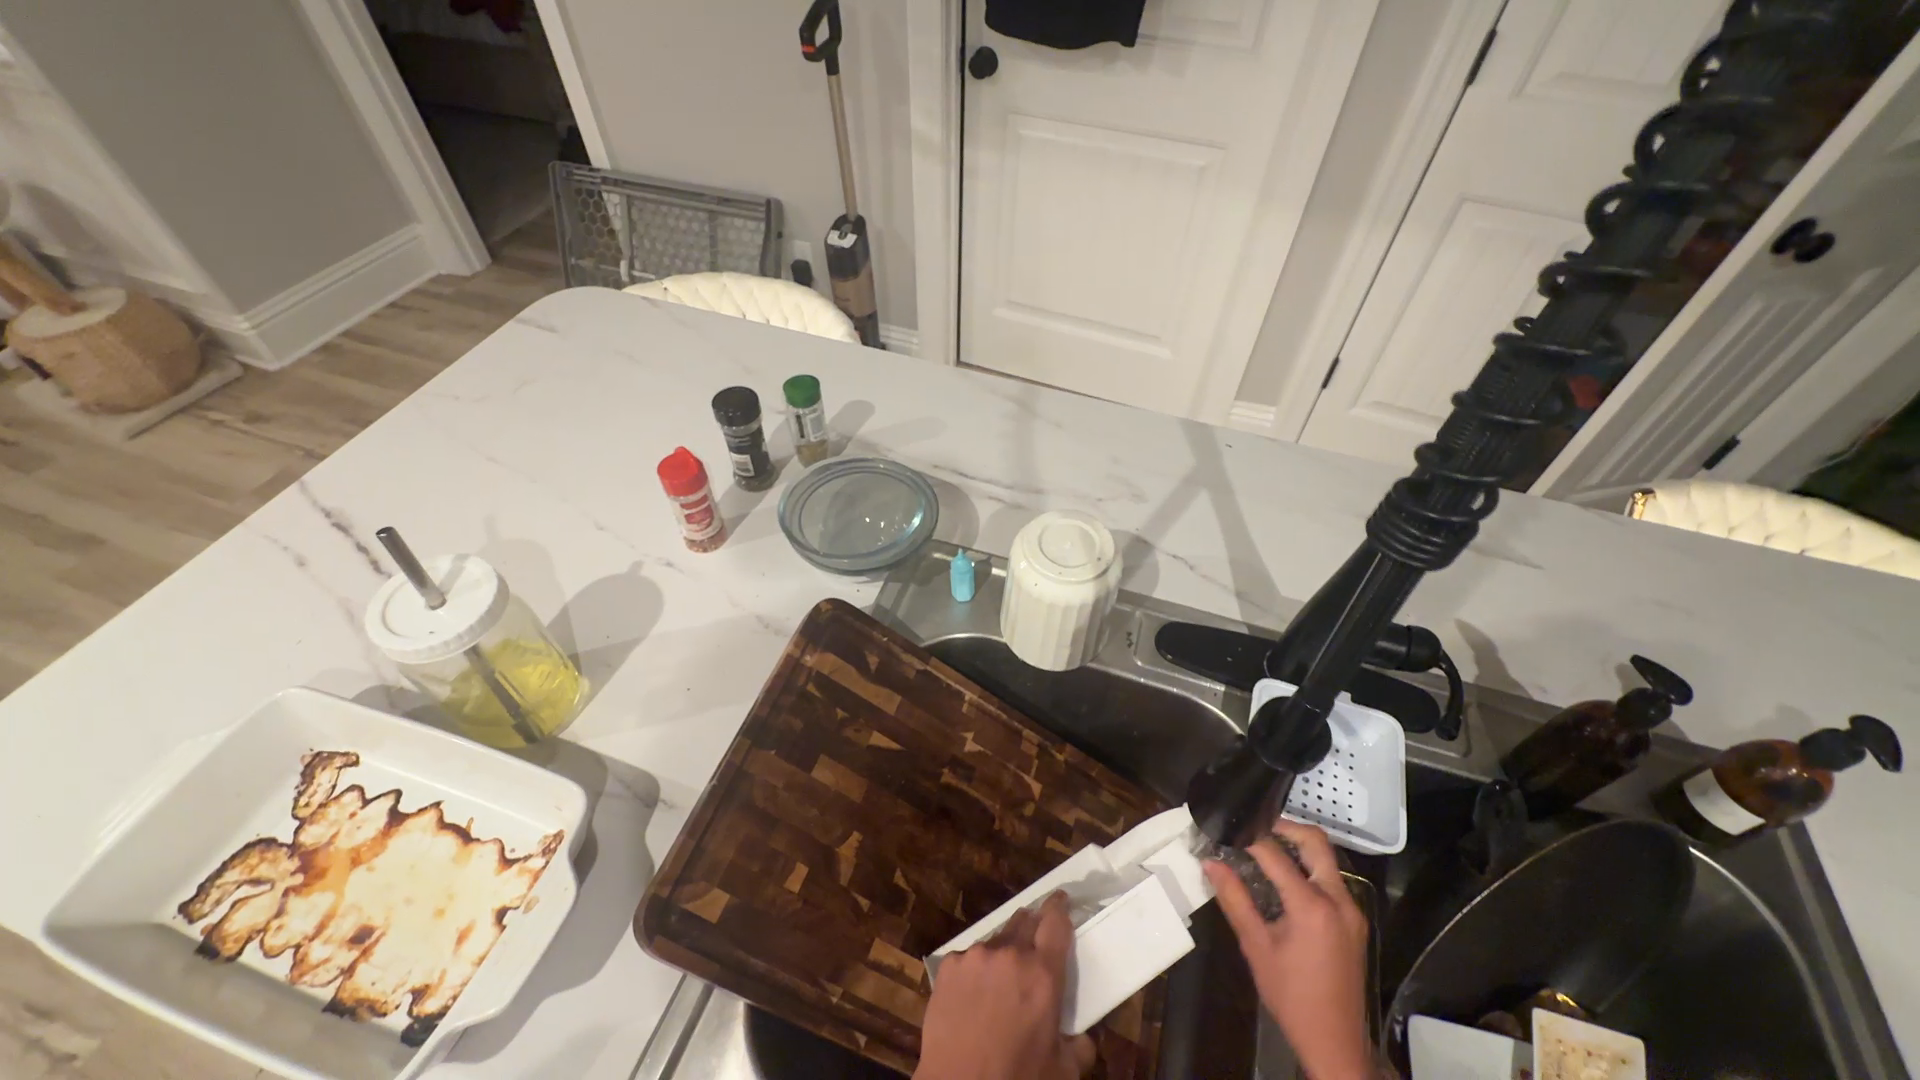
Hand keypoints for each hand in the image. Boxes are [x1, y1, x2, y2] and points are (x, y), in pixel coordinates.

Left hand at [915, 890, 1096, 1079]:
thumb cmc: (1016, 1076)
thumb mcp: (1063, 1069)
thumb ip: (1079, 1046)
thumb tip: (1081, 1036)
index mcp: (1043, 974)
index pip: (1055, 922)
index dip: (1059, 907)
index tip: (1061, 900)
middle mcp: (1009, 954)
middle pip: (1025, 921)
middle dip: (1033, 925)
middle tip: (1034, 943)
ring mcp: (975, 957)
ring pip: (995, 940)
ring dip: (1003, 952)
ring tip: (1000, 980)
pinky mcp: (948, 966)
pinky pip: (967, 959)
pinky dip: (975, 970)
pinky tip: (973, 995)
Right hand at [1203, 821, 1372, 1079]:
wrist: (1335, 1041)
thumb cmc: (1291, 997)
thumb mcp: (1256, 947)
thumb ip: (1235, 900)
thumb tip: (1211, 863)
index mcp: (1313, 906)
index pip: (1275, 855)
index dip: (1249, 838)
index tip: (1229, 829)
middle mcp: (1339, 899)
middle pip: (1316, 842)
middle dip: (1284, 827)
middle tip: (1254, 826)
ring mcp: (1352, 910)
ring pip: (1327, 859)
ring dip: (1297, 847)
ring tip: (1263, 849)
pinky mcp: (1355, 921)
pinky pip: (1331, 880)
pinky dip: (1308, 869)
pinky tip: (1283, 879)